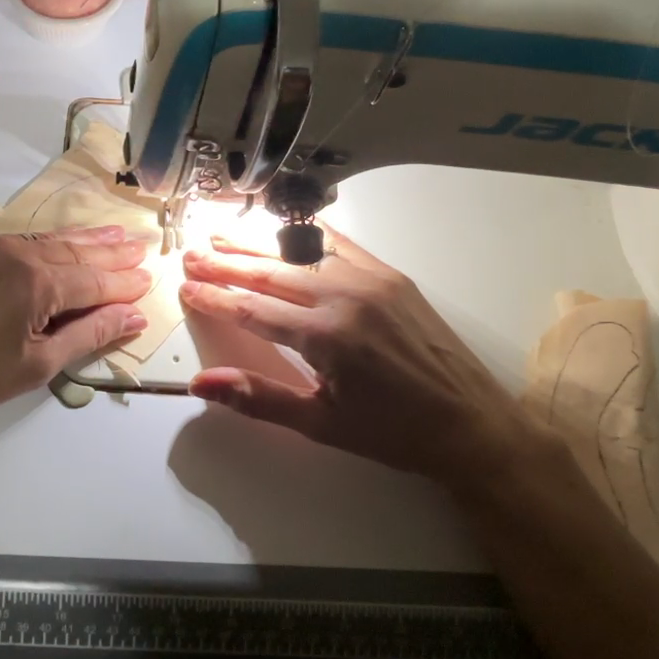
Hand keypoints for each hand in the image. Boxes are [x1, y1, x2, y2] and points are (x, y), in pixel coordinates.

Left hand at [0, 227, 152, 475]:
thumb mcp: (36, 366)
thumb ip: (89, 335)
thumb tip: (134, 315)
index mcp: (32, 282)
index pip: (92, 279)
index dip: (122, 281)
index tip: (148, 277)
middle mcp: (9, 250)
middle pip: (70, 251)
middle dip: (108, 251)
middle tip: (139, 244)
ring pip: (40, 241)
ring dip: (77, 241)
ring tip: (111, 235)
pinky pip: (8, 241)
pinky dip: (38, 245)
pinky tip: (55, 245)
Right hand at [180, 226, 548, 493]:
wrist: (472, 424)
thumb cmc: (393, 433)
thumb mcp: (321, 424)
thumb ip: (258, 398)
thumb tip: (200, 384)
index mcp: (326, 337)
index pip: (253, 309)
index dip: (215, 298)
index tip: (186, 288)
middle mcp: (345, 296)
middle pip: (270, 272)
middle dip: (226, 262)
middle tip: (192, 254)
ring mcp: (371, 279)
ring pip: (300, 252)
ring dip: (258, 243)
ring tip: (223, 235)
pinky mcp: (391, 274)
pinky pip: (340, 243)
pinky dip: (306, 233)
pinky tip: (283, 225)